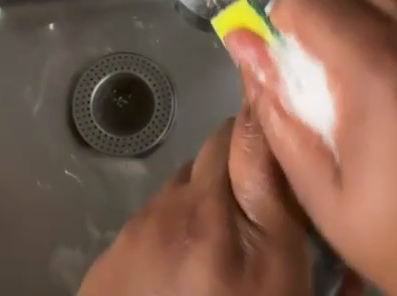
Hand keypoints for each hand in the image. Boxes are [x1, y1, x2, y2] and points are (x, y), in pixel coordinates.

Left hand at [77, 102, 312, 295]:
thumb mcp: (284, 282)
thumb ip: (286, 213)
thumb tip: (293, 151)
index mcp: (228, 225)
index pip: (248, 131)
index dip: (266, 118)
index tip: (284, 116)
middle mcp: (177, 215)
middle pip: (215, 152)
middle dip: (240, 164)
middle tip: (260, 205)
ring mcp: (135, 236)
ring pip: (181, 187)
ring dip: (203, 200)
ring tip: (220, 248)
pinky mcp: (103, 264)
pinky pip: (148, 222)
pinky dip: (168, 232)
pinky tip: (181, 273)